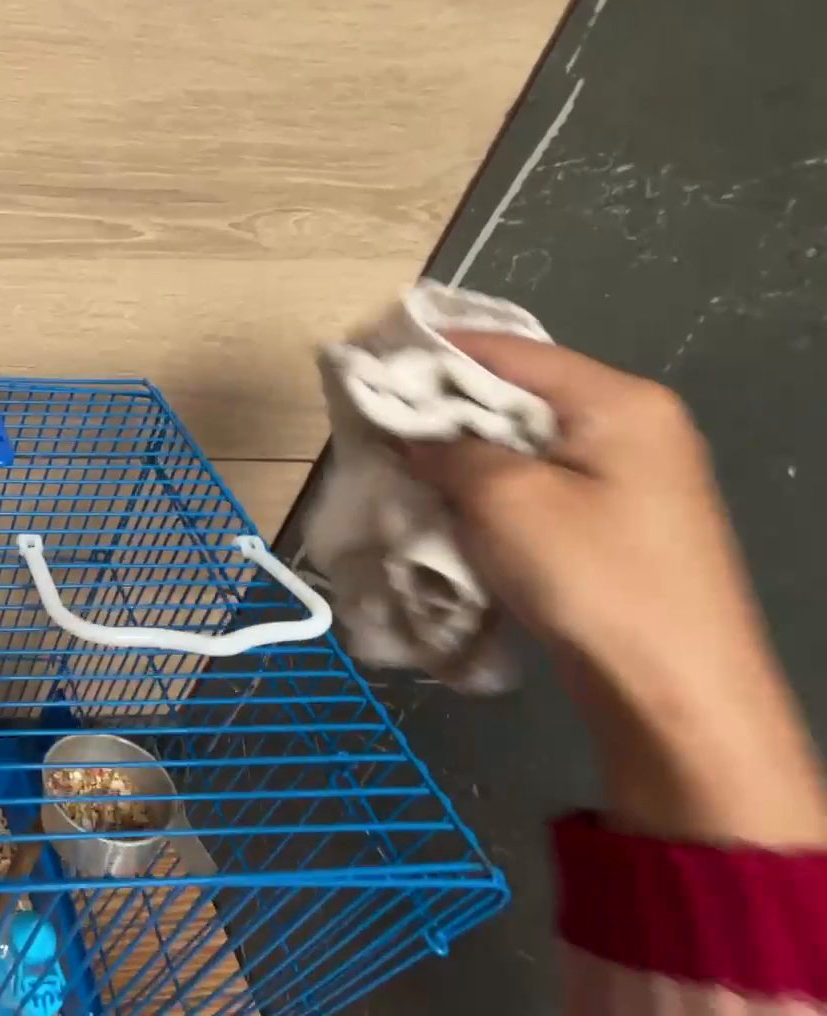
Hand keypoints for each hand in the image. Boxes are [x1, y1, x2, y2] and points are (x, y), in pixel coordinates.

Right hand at [405, 333, 826, 845]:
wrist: (667, 681)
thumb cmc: (588, 572)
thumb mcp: (502, 496)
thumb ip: (447, 447)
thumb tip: (407, 429)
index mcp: (615, 401)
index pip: (506, 350)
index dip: (431, 350)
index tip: (364, 358)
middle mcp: (626, 423)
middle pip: (511, 390)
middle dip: (437, 400)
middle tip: (369, 410)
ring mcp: (619, 471)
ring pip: (514, 435)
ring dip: (453, 443)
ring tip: (390, 450)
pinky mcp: (604, 513)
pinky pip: (526, 474)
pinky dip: (477, 475)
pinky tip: (436, 488)